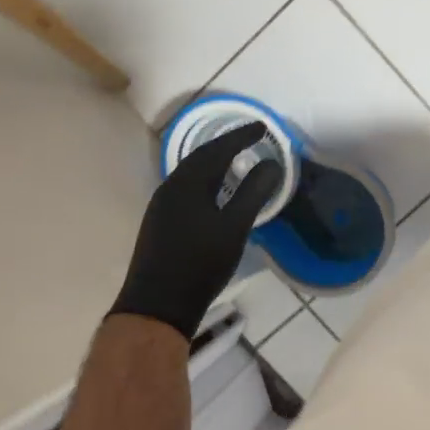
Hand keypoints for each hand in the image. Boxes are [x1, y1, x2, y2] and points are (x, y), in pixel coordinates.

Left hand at [110, 122, 283, 339]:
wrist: (158, 302)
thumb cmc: (201, 263)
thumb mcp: (234, 227)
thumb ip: (253, 193)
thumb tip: (271, 163)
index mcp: (188, 183)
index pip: (218, 149)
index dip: (241, 136)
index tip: (262, 127)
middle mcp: (171, 187)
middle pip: (200, 157)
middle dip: (226, 146)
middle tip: (250, 140)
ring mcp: (161, 206)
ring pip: (191, 174)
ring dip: (214, 164)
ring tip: (235, 163)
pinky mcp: (159, 223)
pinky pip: (185, 190)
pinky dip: (204, 182)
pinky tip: (214, 195)